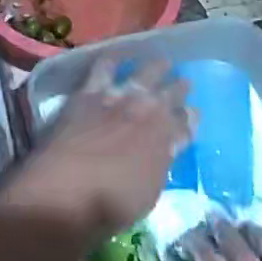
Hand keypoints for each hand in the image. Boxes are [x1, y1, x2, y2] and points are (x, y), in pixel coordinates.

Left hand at [0, 59, 191, 243]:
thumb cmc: (112, 205)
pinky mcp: (89, 92)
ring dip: (155, 66)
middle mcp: (148, 110)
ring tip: (161, 61)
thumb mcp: (150, 191)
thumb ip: (161, 162)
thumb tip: (170, 146)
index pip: (186, 122)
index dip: (191, 118)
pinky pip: (104, 67)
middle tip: (184, 81)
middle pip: (171, 92)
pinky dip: (112, 59)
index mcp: (167, 137)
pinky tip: (116, 55)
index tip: (194, 114)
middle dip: (179, 87)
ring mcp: (119, 97)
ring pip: (144, 72)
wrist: (67, 191)